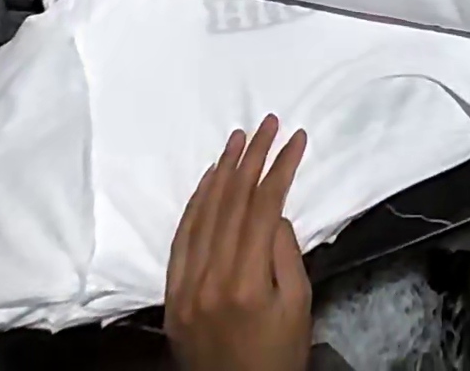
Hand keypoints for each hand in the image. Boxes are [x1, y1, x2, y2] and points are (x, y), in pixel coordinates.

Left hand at [166, 116, 310, 370]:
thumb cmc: (280, 350)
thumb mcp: (298, 301)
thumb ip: (284, 250)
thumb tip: (273, 208)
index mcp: (246, 281)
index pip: (263, 205)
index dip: (281, 166)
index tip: (297, 137)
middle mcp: (209, 279)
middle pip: (232, 201)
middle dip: (254, 156)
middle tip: (269, 122)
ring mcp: (184, 287)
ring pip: (204, 212)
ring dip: (223, 169)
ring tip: (240, 136)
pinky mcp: (171, 295)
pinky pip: (182, 237)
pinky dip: (196, 202)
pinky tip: (210, 177)